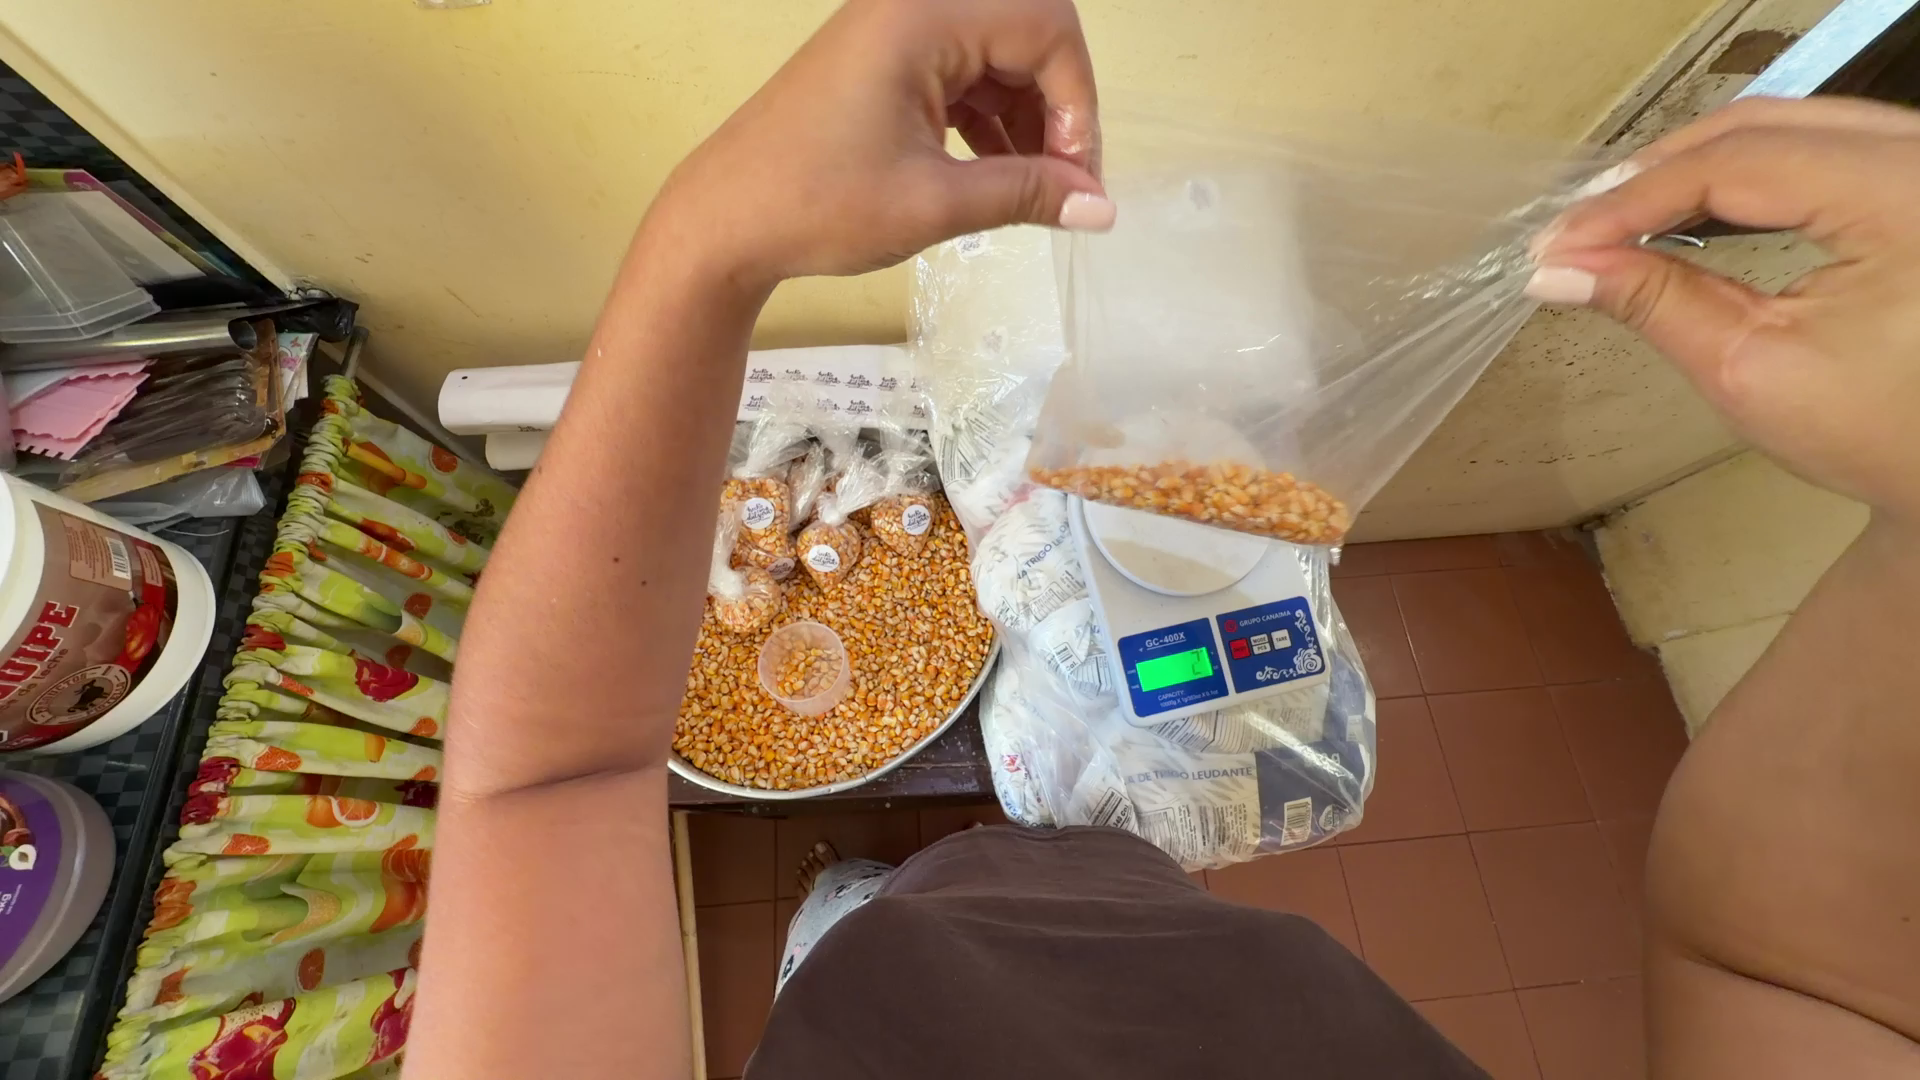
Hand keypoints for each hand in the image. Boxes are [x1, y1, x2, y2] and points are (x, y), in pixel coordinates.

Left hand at [644, 0, 1109, 289]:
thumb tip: (1101, 210)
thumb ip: (1025, 195)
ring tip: (1033, 195)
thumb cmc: (822, 206)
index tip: (1080, 183)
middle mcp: (916, 6)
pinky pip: (963, 85)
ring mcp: (899, 36)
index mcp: (926, 13)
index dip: (1080, 105)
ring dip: (1026, 127)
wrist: (729, 221)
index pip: (1047, 28)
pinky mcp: (888, 70)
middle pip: (1027, 38)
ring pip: (997, 64)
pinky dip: (990, 129)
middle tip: (1064, 189)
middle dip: (1057, 114)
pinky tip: (997, 177)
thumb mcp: (934, 204)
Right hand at [1527, 96, 1919, 521]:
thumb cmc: (1875, 427)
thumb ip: (1653, 302)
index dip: (1631, 202)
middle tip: (1571, 230)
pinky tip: (1678, 209)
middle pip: (1765, 124)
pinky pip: (1816, 147)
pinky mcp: (1919, 181)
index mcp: (1911, 199)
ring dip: (1686, 167)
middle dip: (1651, 173)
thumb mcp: (1745, 366)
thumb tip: (1554, 273)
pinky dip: (1734, 173)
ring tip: (1610, 219)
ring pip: (1790, 124)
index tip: (1552, 248)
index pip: (1740, 165)